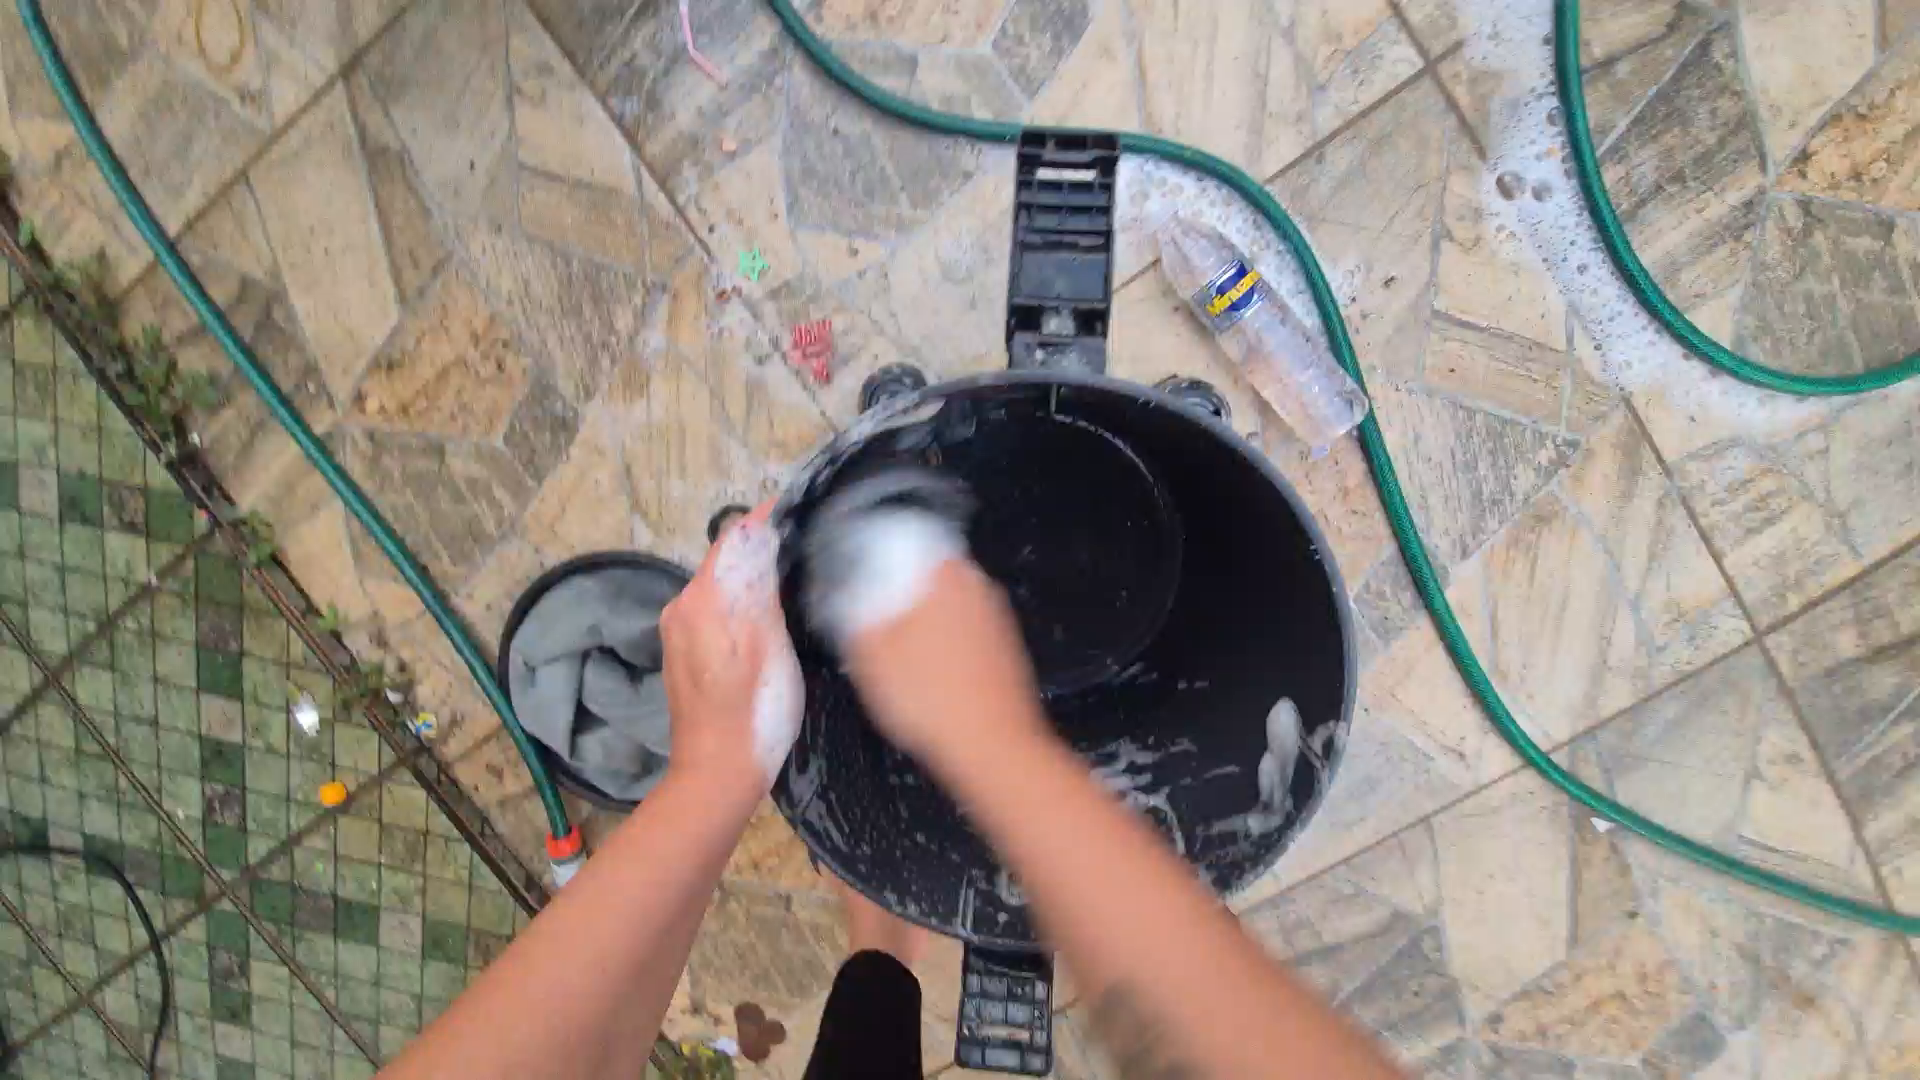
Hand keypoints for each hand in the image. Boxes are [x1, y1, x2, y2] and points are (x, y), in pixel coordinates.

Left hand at [660, 504, 801, 795]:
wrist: (716, 774)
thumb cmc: (753, 712)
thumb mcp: (768, 647)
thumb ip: (761, 589)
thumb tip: (763, 538)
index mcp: (701, 601)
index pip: (733, 539)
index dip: (765, 519)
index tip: (799, 503)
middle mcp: (682, 607)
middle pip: (725, 559)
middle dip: (763, 543)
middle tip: (810, 535)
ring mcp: (680, 631)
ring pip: (721, 583)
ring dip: (754, 570)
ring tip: (798, 564)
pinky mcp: (686, 650)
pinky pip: (717, 607)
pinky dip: (743, 596)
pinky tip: (773, 604)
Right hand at [842, 558, 1050, 770]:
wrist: (992, 748)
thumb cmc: (933, 701)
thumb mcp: (868, 654)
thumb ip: (851, 613)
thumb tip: (841, 596)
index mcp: (943, 571)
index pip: (897, 540)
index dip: (868, 559)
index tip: (852, 579)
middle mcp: (976, 584)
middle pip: (920, 574)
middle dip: (894, 595)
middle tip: (871, 625)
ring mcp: (995, 615)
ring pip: (942, 605)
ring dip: (918, 622)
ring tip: (896, 657)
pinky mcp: (1003, 646)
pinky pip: (961, 634)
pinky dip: (941, 646)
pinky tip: (927, 677)